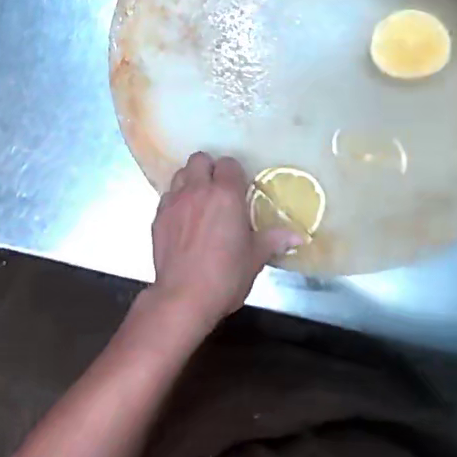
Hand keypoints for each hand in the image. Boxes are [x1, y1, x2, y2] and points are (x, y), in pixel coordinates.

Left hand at [147, 152, 303, 330]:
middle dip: (209, 169)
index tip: (240, 190)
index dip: (235, 173)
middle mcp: (197, 190)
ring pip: (180, 174)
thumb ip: (274, 240)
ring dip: (190, 181)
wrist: (183, 297)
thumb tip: (298, 236)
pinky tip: (183, 221)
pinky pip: (167, 197)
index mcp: (225, 194)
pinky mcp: (157, 218)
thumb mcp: (255, 258)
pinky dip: (176, 201)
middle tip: (218, 190)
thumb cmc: (225, 275)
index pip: (229, 163)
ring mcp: (174, 202)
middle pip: (199, 159)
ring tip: (199, 202)